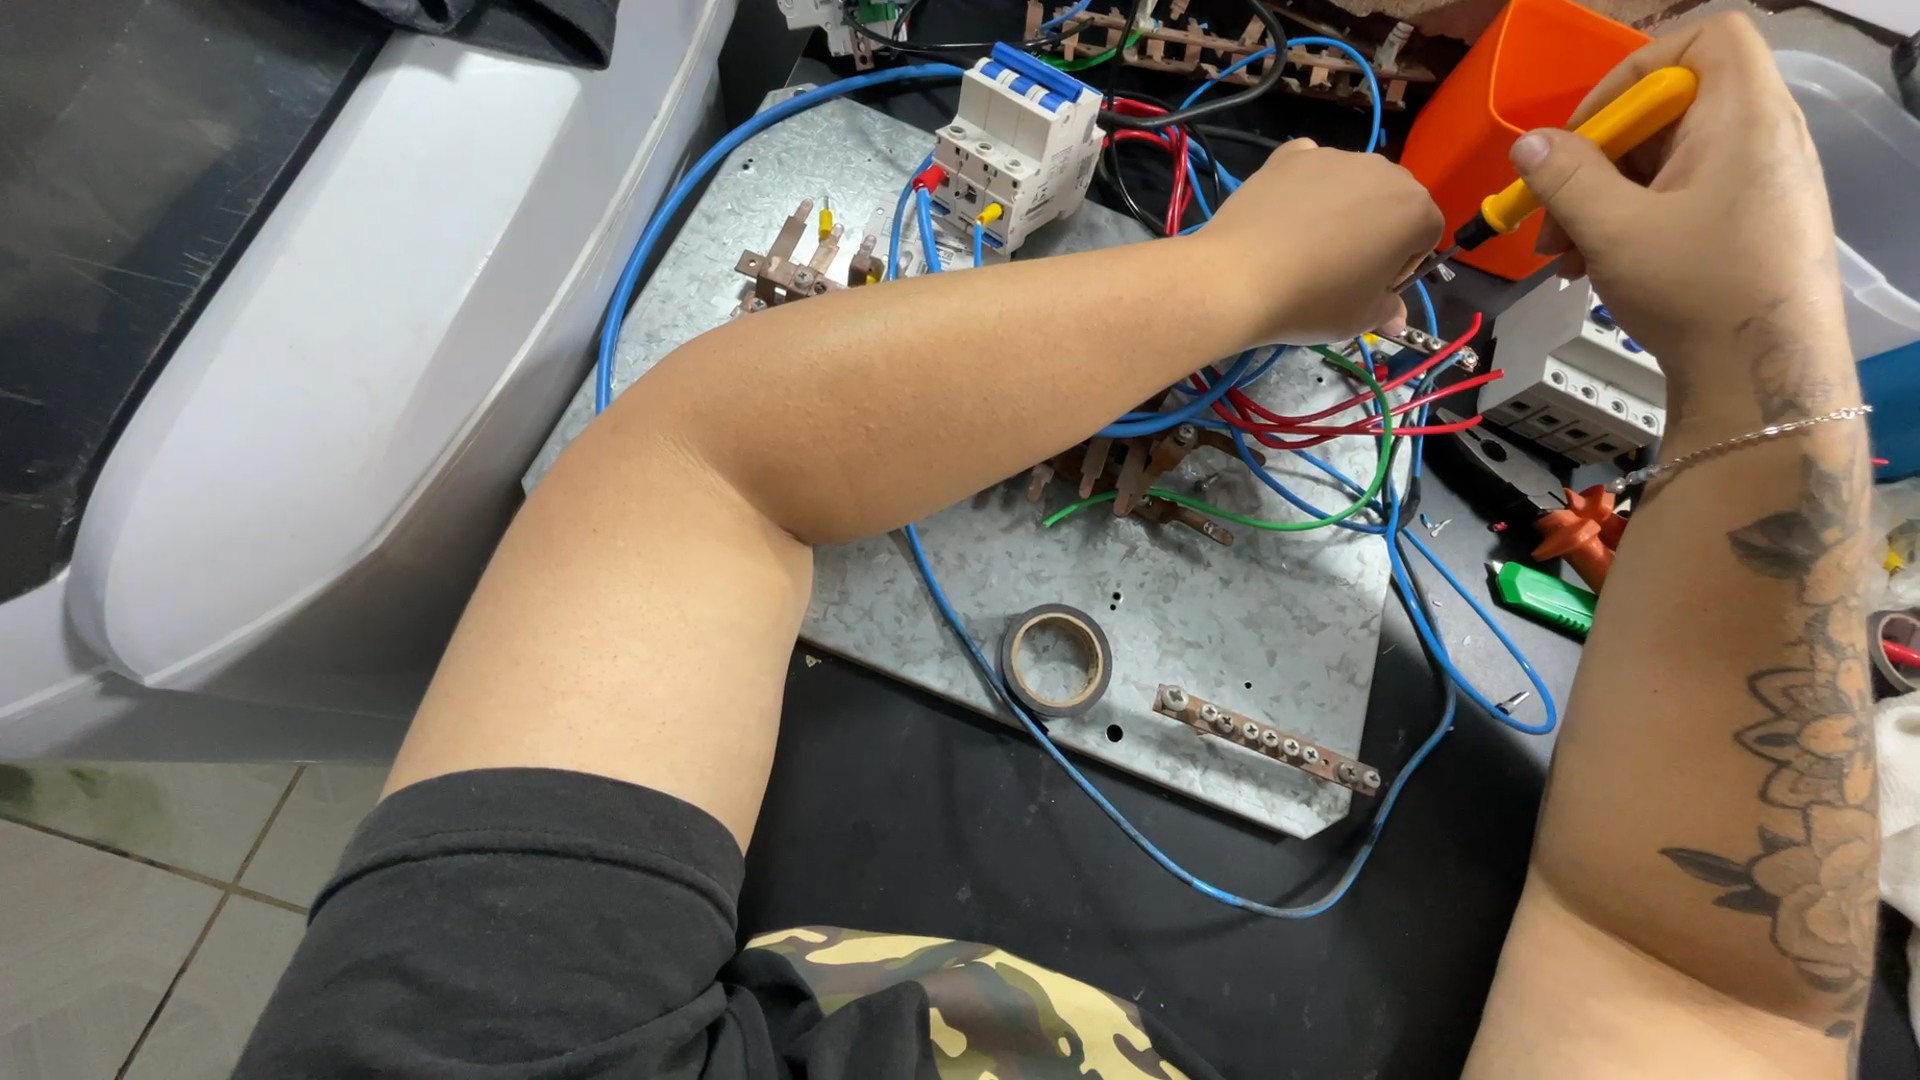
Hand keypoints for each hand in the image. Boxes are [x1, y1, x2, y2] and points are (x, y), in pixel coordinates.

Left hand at [1194, 139, 1441, 344]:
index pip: (1425, 236)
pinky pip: (1307, 167)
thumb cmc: (1309, 303)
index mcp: (1415, 210)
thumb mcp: (1356, 320)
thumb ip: (1386, 310)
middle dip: (1373, 232)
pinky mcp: (1289, 156)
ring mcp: (1333, 158)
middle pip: (1390, 203)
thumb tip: (1395, 317)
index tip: (1367, 288)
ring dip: (1338, 209)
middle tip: (1333, 271)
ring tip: (1300, 248)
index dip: (1399, 266)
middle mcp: (1383, 171)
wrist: (1236, 280)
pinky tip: (1282, 217)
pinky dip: (1301, 187)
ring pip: (1349, 184)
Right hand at [1512, 14, 1847, 397]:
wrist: (1754, 361)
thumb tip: (1528, 143)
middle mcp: (1755, 135)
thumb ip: (1566, 180)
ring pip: (1657, 161)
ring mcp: (1748, 178)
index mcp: (1740, 119)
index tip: (1583, 130)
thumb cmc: (1692, 286)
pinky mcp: (1737, 216)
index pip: (1703, 40)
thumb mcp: (1612, 230)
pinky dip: (1621, 219)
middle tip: (1551, 215)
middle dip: (1592, 160)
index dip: (1633, 71)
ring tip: (1561, 253)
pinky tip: (1590, 263)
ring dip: (1594, 200)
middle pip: (1664, 111)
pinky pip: (1670, 194)